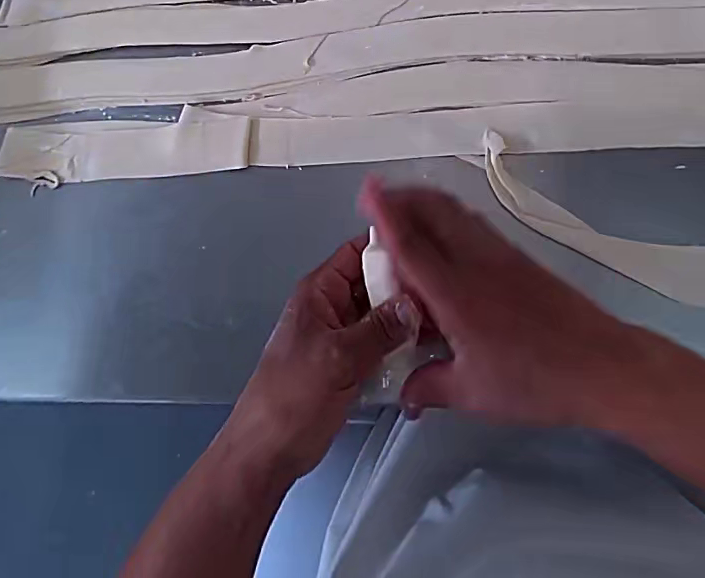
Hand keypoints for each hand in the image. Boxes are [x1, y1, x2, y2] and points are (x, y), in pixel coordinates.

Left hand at [221, 233, 417, 481]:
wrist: (266, 456)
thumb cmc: (287, 401)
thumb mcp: (337, 358)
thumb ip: (378, 330)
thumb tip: (412, 306)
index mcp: (319, 292)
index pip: (357, 251)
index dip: (388, 248)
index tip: (422, 254)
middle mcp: (331, 307)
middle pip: (374, 282)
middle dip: (405, 288)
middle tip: (438, 297)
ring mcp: (342, 336)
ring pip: (381, 315)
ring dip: (405, 321)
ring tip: (438, 324)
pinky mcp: (351, 363)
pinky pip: (381, 344)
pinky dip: (399, 347)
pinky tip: (423, 353)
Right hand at [359, 179, 659, 428]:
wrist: (600, 363)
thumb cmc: (536, 380)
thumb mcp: (474, 392)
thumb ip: (431, 386)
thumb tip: (407, 393)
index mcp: (455, 293)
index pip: (411, 243)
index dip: (385, 214)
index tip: (368, 190)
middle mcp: (475, 261)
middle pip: (433, 210)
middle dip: (402, 197)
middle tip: (380, 202)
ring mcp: (500, 253)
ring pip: (455, 211)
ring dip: (427, 203)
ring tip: (409, 211)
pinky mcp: (518, 256)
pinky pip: (475, 223)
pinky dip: (452, 216)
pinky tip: (448, 236)